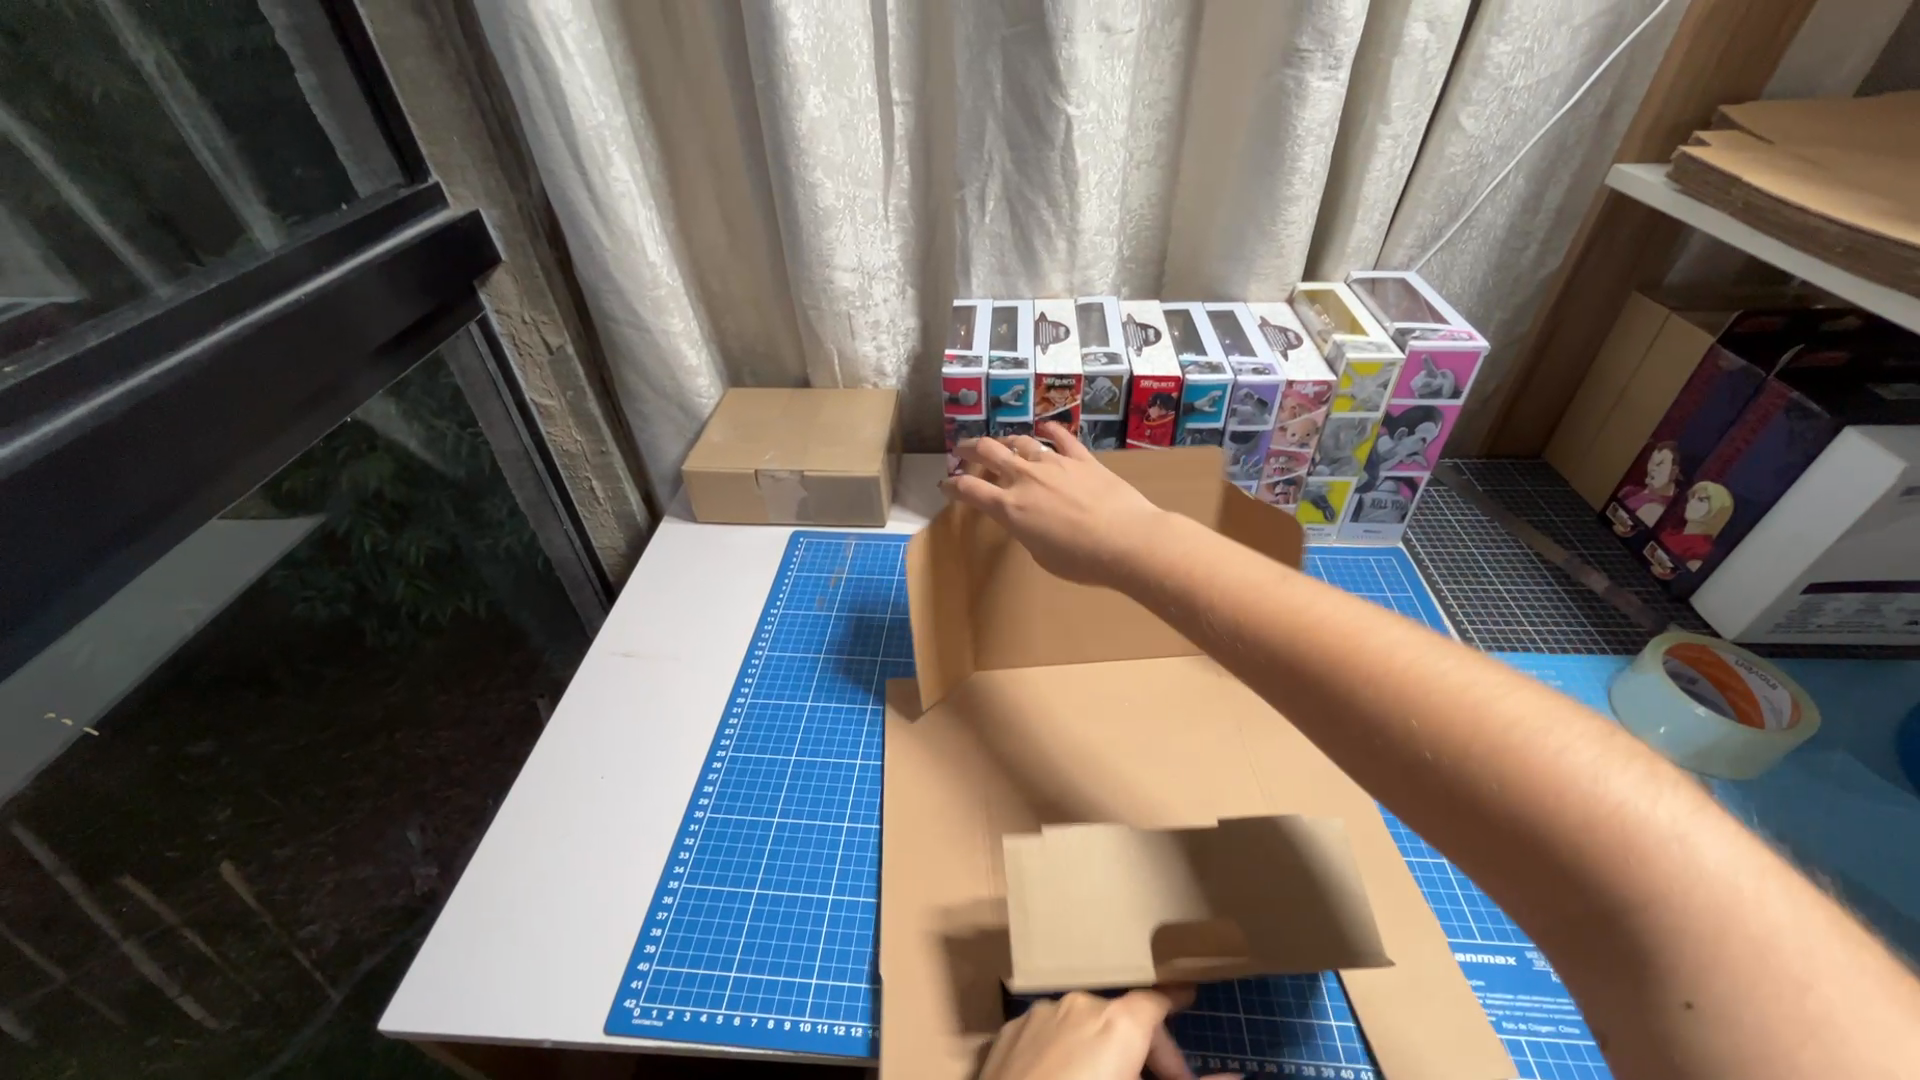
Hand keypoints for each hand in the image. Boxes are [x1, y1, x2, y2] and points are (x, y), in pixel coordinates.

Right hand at [942, 421, 1168, 586]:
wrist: (1127, 541)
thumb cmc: (1081, 561)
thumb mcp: (1041, 555)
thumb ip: (1027, 532)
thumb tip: (1029, 520)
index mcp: (1009, 508)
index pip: (969, 489)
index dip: (952, 485)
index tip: (945, 485)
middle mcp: (1025, 479)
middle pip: (988, 452)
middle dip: (969, 448)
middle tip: (962, 449)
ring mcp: (1054, 464)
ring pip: (1021, 442)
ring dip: (1006, 440)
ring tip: (1002, 442)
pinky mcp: (1082, 459)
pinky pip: (1061, 438)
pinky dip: (1050, 431)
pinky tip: (1045, 428)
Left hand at [978, 987, 1236, 1079]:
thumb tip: (1238, 1077)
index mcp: (1116, 1021)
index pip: (1156, 1000)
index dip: (1175, 1000)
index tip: (1189, 994)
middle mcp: (1077, 1004)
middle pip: (1122, 1016)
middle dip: (1144, 1050)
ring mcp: (1038, 1015)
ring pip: (1084, 1023)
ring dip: (1103, 1050)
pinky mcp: (1009, 1033)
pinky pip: (1051, 1033)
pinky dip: (1067, 1051)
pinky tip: (1067, 1079)